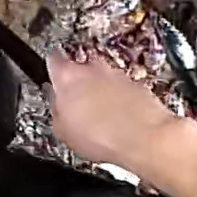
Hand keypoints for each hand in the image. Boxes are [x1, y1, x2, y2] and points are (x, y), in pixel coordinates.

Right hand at [47, 52, 187, 168]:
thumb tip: (54, 101)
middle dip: (78, 85)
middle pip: (80, 70)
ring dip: (100, 93)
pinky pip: (121, 89)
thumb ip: (55, 109)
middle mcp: (92, 69)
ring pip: (101, 79)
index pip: (53, 60)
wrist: (144, 137)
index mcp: (67, 77)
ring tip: (100, 119)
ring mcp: (116, 74)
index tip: (52, 79)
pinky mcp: (136, 84)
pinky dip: (118, 100)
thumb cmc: (100, 136)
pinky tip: (118, 120)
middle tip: (77, 107)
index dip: (52, 68)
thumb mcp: (62, 131)